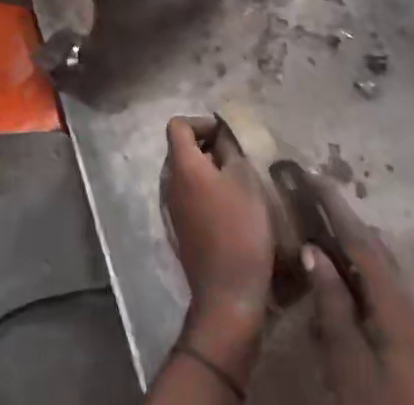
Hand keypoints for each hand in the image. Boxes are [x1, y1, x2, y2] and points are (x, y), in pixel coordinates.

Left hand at [160, 117, 274, 372]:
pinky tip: (232, 206)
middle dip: (207, 146)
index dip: (202, 123)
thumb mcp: (244, 178)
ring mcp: (172, 208)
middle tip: (236, 156)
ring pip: (186, 174)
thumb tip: (221, 136)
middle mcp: (169, 183)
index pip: (177, 126)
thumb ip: (229, 149)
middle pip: (181, 149)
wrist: (227, 291)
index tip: (226, 135)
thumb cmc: (239, 227)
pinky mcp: (181, 228)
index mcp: (181, 166)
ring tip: (238, 180)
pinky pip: (189, 195)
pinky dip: (206, 190)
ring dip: (209, 169)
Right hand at [305, 184, 413, 404]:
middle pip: (379, 249)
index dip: (336, 206)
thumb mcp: (349, 365)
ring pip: (388, 269)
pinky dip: (370, 277)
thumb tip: (314, 250)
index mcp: (398, 301)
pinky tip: (354, 293)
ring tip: (327, 244)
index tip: (312, 175)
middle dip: (346, 224)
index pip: (362, 239)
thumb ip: (332, 304)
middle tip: (313, 207)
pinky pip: (396, 290)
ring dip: (358, 251)